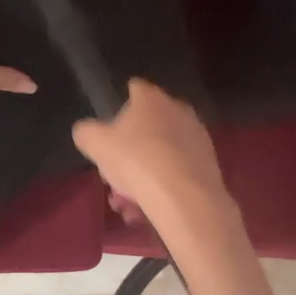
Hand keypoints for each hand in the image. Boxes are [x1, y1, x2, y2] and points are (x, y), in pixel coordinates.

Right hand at [72, 79, 230, 218]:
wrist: (183, 195)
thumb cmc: (135, 160)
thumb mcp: (95, 144)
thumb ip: (86, 132)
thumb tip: (87, 131)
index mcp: (150, 98)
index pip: (134, 88)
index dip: (121, 105)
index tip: (112, 127)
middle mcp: (177, 109)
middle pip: (148, 124)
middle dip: (131, 147)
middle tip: (116, 172)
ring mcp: (196, 135)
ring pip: (162, 151)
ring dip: (145, 172)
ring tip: (129, 200)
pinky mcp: (208, 161)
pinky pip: (177, 169)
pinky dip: (163, 184)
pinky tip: (148, 206)